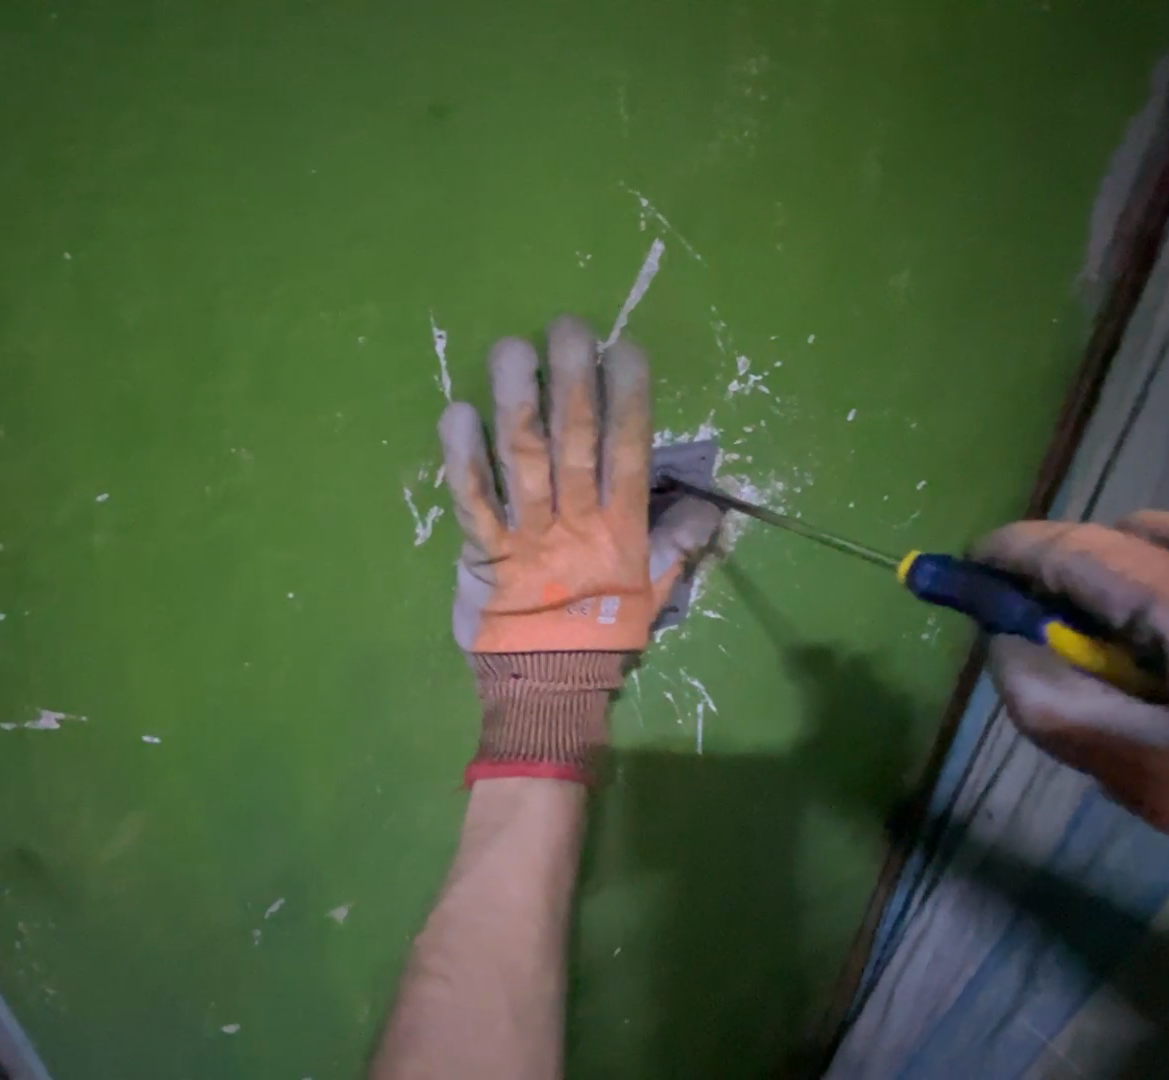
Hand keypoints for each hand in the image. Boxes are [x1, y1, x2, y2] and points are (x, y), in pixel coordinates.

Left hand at [438, 315, 720, 782]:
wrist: (547, 686)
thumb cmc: (601, 632)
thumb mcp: (654, 592)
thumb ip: (678, 544)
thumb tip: (713, 506)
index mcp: (620, 528)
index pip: (630, 454)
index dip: (630, 403)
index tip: (627, 351)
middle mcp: (576, 522)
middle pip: (575, 444)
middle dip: (573, 385)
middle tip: (568, 328)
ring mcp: (527, 536)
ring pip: (523, 461)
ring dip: (516, 403)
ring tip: (512, 350)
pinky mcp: (484, 552)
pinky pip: (472, 502)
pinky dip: (461, 461)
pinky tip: (455, 413)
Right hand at [973, 511, 1168, 913]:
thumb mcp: (1151, 778)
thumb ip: (1053, 703)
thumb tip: (1000, 645)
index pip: (1082, 549)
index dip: (1014, 550)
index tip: (971, 562)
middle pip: (1139, 532)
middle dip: (1086, 567)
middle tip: (1068, 628)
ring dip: (1154, 581)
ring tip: (1161, 655)